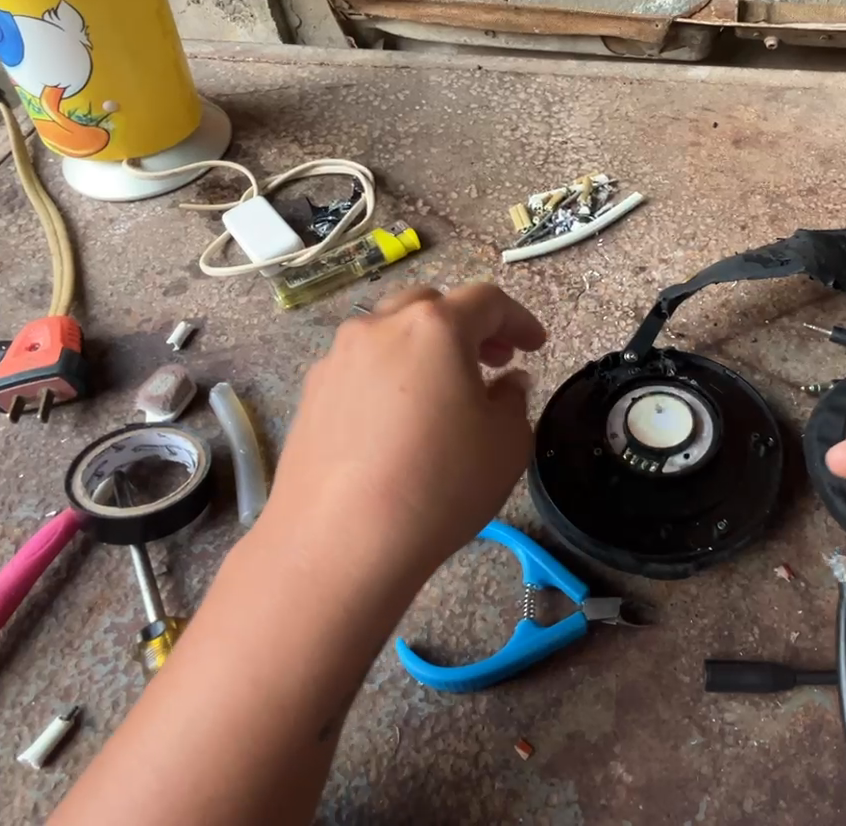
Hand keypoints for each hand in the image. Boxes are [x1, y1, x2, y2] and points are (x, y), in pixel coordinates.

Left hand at [264, 283, 546, 584]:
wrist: (339, 543)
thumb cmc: (439, 484)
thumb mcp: (506, 444)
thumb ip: (513, 401)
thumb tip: (505, 385)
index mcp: (435, 328)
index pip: (486, 301)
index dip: (518, 320)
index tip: (535, 346)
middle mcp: (380, 328)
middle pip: (430, 306)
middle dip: (467, 326)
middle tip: (493, 360)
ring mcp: (338, 360)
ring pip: (389, 333)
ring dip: (424, 349)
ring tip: (444, 392)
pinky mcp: (311, 395)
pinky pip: (361, 369)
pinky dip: (389, 377)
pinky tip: (400, 422)